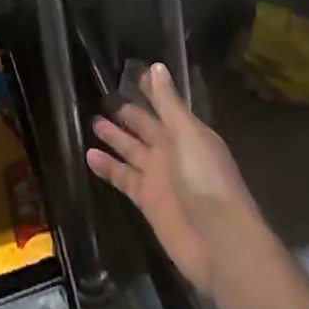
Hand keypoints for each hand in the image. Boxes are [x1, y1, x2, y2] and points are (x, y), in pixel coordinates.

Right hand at [87, 63, 259, 293]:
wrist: (219, 242)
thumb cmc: (206, 179)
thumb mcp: (187, 134)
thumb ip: (168, 102)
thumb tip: (156, 66)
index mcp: (186, 132)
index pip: (164, 105)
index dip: (149, 90)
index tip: (131, 73)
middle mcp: (172, 151)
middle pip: (145, 127)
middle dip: (128, 113)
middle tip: (103, 97)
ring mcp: (159, 177)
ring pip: (132, 151)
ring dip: (114, 137)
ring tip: (92, 121)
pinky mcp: (148, 202)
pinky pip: (123, 178)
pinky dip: (107, 168)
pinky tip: (89, 155)